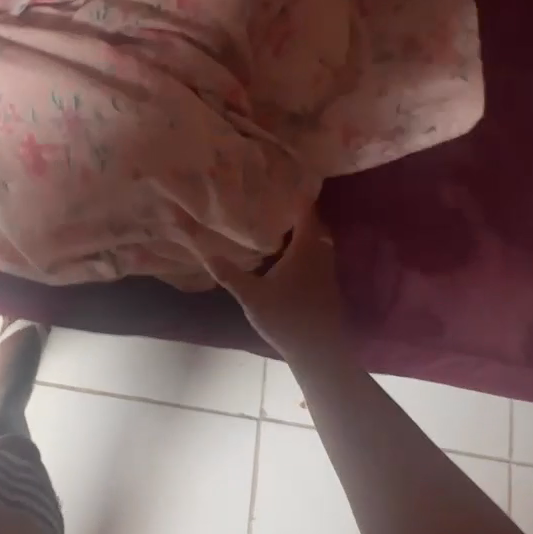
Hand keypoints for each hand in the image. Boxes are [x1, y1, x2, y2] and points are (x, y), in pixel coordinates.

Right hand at [206, 205, 353, 365]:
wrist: (319, 351)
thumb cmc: (287, 318)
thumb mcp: (252, 297)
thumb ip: (230, 274)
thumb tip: (206, 253)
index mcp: (306, 249)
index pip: (306, 212)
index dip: (297, 195)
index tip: (283, 182)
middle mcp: (321, 254)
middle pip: (313, 225)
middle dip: (296, 214)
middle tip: (274, 204)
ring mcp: (327, 271)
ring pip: (316, 243)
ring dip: (300, 234)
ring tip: (277, 227)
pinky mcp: (327, 286)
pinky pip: (316, 258)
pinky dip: (303, 251)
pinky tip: (286, 258)